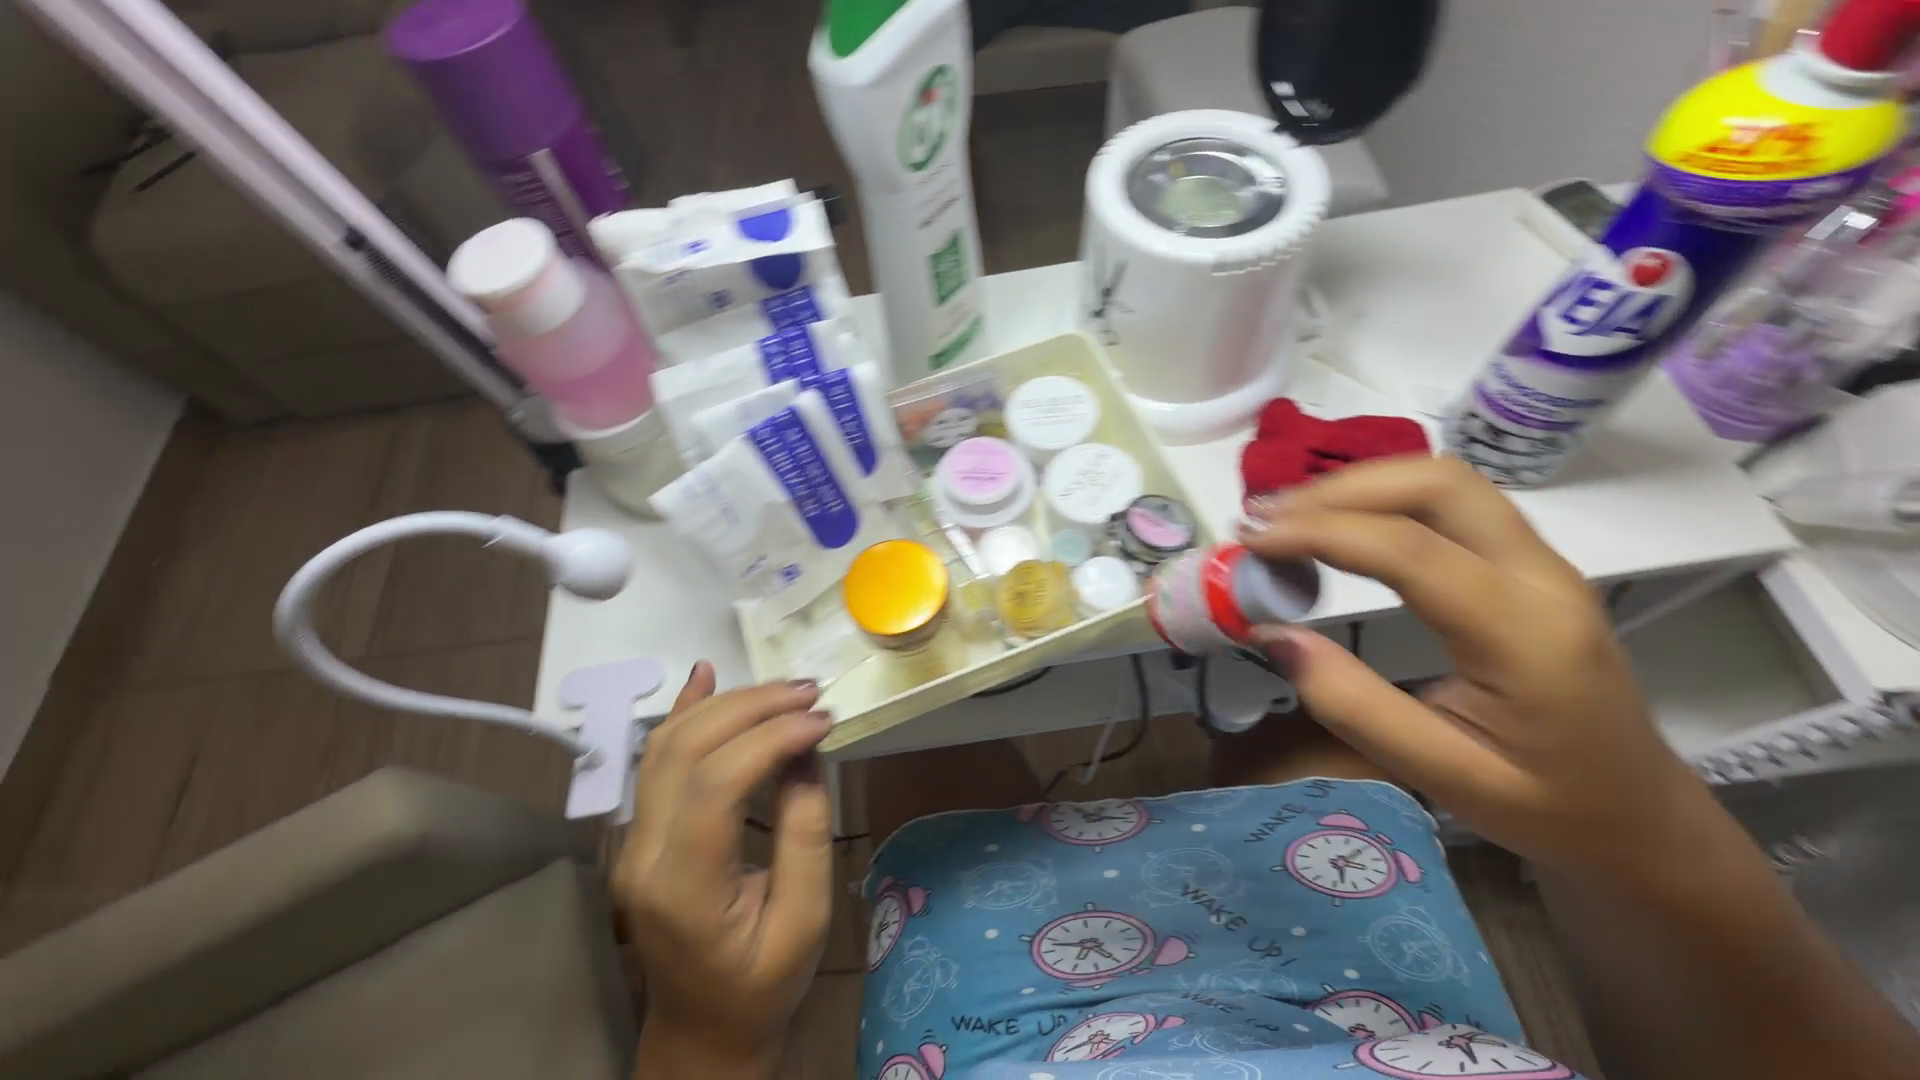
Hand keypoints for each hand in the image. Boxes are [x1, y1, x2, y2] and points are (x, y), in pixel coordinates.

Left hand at [613, 663, 834, 1075]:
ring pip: (666, 745)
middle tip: (811, 693)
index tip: (822, 720)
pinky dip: (685, 713)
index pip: (717, 784)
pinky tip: (707, 677)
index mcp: (683, 888)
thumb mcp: (805, 920)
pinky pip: (656, 760)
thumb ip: (805, 833)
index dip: (770, 738)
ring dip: (726, 704)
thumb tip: (805, 753)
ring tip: (785, 690)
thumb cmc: (762, 985)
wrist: (704, 1029)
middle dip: (752, 708)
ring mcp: (632, 841)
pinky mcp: (640, 833)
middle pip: (685, 750)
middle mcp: (643, 855)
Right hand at [1239, 457, 1723, 890]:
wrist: (1639, 815)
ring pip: (1446, 481)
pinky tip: (1340, 525)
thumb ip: (1354, 705)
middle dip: (1339, 490)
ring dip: (1360, 487)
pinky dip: (1385, 499)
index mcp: (1525, 635)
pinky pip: (1453, 503)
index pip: (1412, 551)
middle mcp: (1543, 577)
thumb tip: (1270, 635)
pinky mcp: (1529, 564)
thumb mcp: (1442, 775)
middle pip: (1438, 484)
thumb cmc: (1545, 806)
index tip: (1250, 541)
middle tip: (1264, 519)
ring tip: (1287, 517)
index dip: (1321, 533)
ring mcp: (1542, 564)